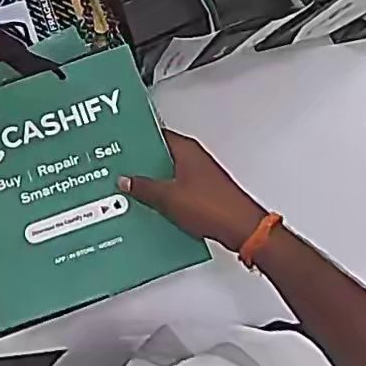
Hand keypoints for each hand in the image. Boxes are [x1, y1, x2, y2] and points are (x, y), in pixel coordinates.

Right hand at [119, 130, 268, 246]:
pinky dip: (164, 194)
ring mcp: (200, 175)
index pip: (155, 133)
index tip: (121, 141)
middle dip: (141, 162)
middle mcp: (194, 158)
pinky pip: (176, 188)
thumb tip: (126, 181)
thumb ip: (143, 187)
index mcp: (186, 149)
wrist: (244, 232)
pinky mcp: (203, 193)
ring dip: (152, 180)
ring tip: (133, 187)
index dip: (137, 137)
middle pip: (160, 154)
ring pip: (168, 172)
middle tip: (122, 166)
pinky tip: (153, 204)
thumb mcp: (167, 197)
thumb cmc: (215, 208)